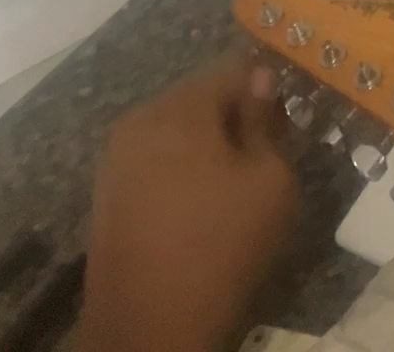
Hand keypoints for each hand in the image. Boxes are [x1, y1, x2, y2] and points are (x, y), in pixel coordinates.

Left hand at [79, 58, 297, 351]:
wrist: (147, 329)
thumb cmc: (221, 245)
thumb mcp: (268, 179)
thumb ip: (264, 121)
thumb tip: (261, 80)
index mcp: (180, 110)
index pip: (234, 67)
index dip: (266, 85)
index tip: (285, 117)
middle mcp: (141, 119)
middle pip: (202, 92)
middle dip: (236, 110)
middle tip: (266, 148)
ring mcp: (117, 154)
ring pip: (179, 123)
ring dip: (210, 136)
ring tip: (236, 176)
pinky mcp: (108, 187)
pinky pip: (158, 151)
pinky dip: (184, 160)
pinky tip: (203, 196)